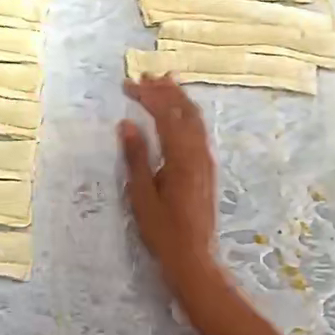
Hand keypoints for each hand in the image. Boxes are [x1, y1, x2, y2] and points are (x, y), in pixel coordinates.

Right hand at [119, 75, 220, 285]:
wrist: (194, 259)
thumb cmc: (163, 231)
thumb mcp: (141, 195)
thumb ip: (136, 157)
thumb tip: (127, 124)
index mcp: (181, 157)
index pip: (164, 114)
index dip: (147, 96)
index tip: (127, 85)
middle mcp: (198, 152)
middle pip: (184, 109)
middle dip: (165, 89)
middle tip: (145, 76)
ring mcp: (206, 159)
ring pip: (195, 118)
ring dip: (178, 98)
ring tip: (163, 82)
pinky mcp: (207, 168)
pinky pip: (198, 129)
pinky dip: (186, 113)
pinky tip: (176, 113)